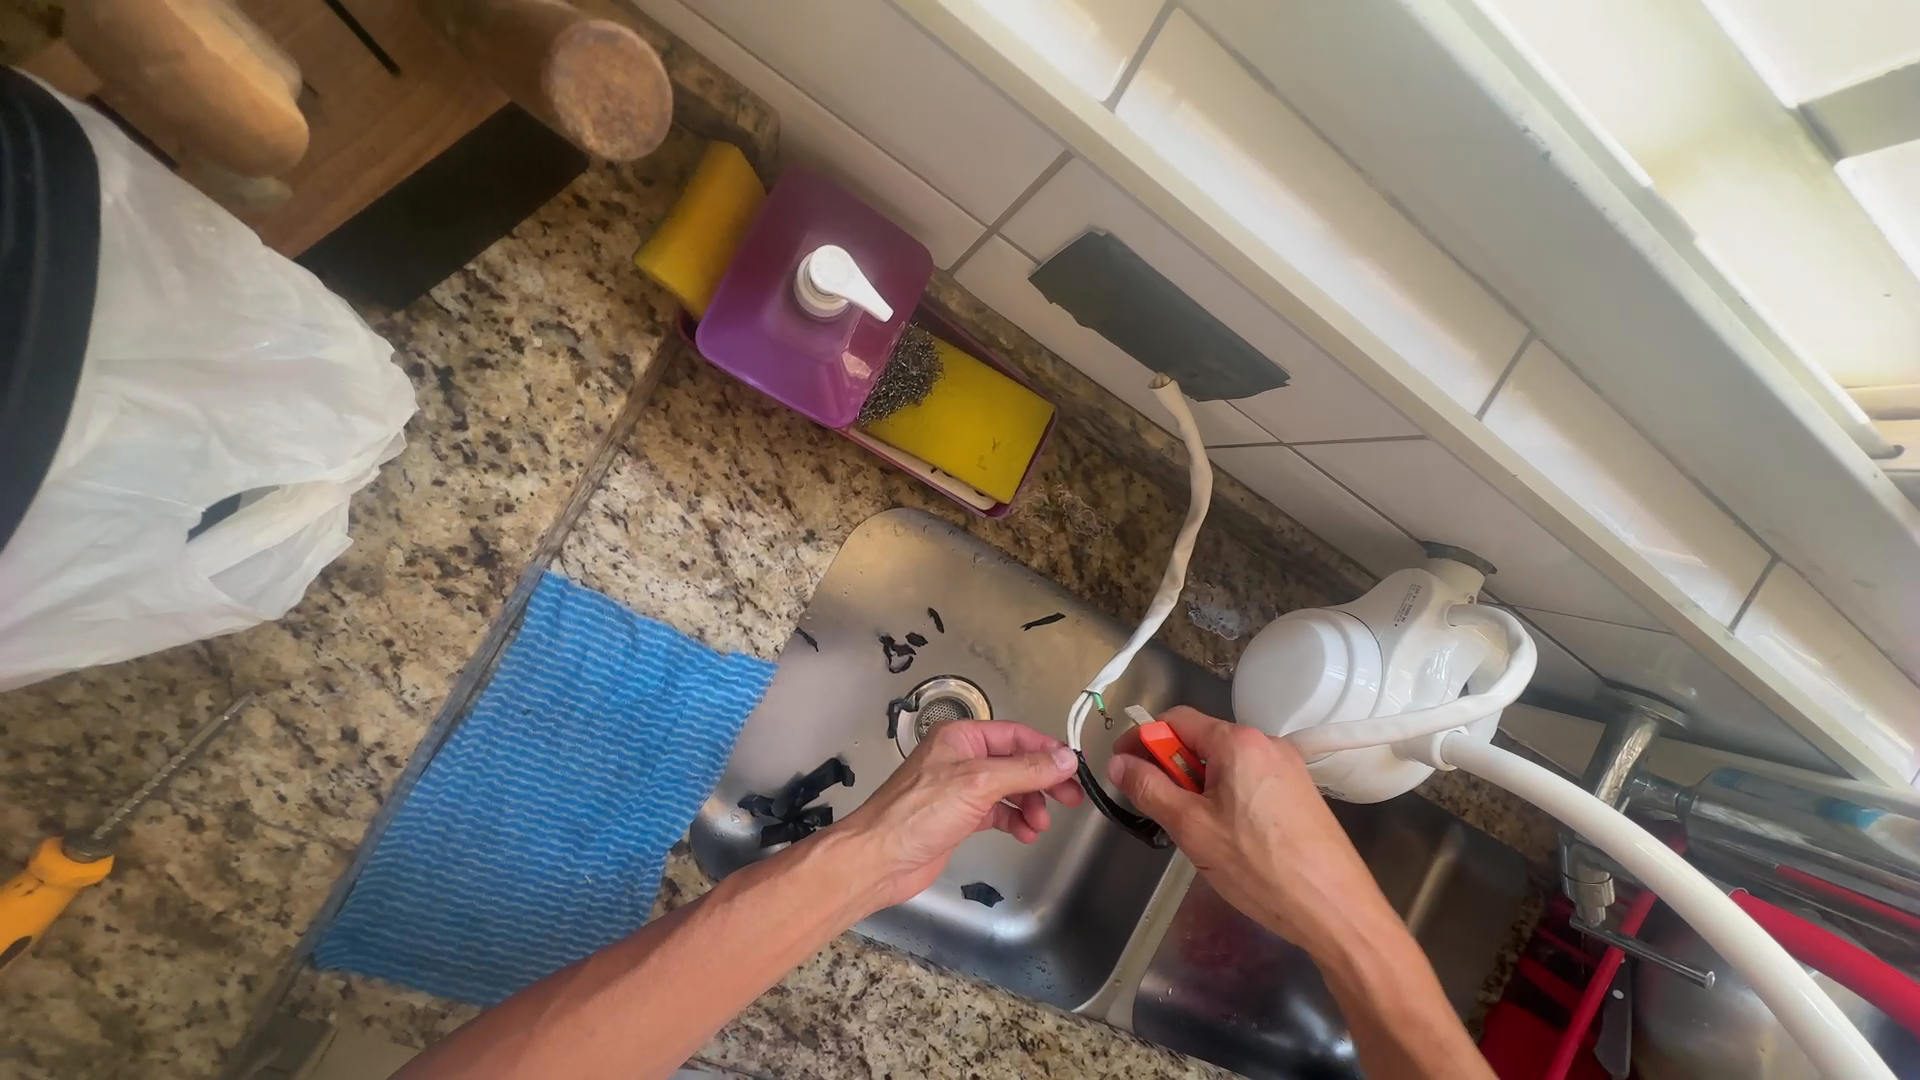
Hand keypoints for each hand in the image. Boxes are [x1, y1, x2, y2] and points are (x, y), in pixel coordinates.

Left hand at [836, 720, 1084, 909]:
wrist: (879, 859)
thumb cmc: (920, 813)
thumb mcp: (979, 783)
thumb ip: (1025, 770)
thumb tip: (1066, 758)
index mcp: (961, 737)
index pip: (1014, 735)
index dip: (1046, 751)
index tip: (1074, 769)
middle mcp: (961, 758)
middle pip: (1014, 762)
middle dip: (1042, 781)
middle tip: (1070, 799)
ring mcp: (960, 789)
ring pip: (1008, 789)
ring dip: (1030, 804)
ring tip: (1040, 824)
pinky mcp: (959, 817)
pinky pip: (997, 812)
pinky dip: (1014, 821)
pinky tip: (1026, 834)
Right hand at [1106, 707, 1392, 952]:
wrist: (1338, 912)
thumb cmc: (1258, 865)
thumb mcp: (1190, 826)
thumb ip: (1149, 788)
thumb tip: (1119, 763)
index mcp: (1238, 741)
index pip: (1175, 719)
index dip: (1143, 740)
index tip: (1124, 769)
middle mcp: (1266, 743)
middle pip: (1201, 741)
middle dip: (1172, 768)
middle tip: (1159, 808)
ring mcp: (1288, 769)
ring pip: (1224, 765)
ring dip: (1198, 787)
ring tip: (1195, 831)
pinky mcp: (1301, 795)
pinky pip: (1249, 782)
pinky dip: (1226, 798)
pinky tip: (1228, 838)